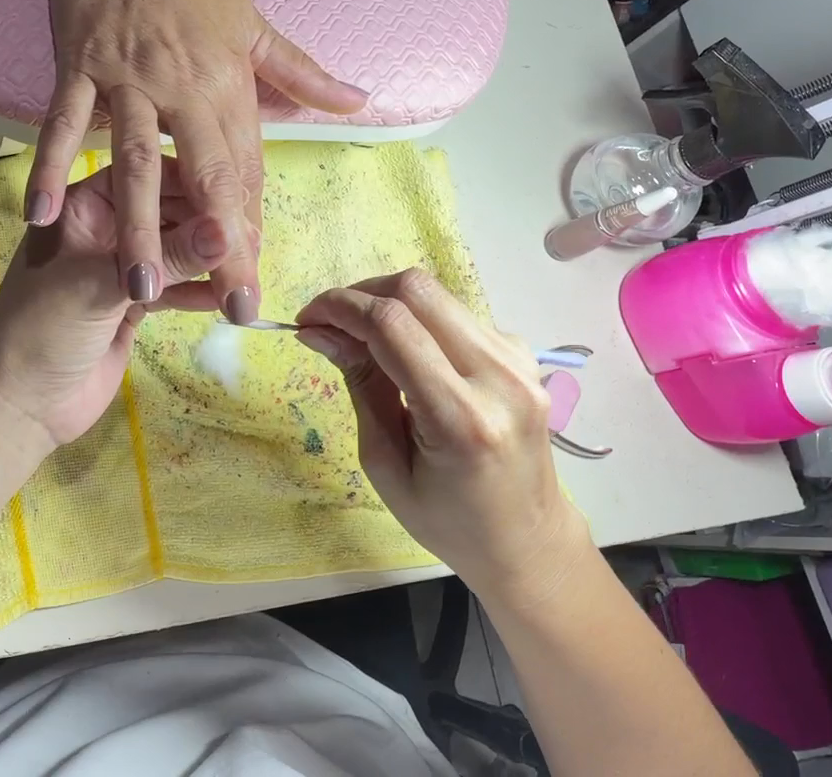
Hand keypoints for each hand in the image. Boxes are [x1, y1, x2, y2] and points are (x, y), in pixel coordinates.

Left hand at [0, 157, 235, 450]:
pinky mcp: (133, 303)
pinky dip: (198, 293)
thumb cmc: (42, 328)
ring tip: (249, 271)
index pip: (146, 177)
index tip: (237, 194)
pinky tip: (228, 298)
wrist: (20, 405)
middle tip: (252, 239)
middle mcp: (104, 227)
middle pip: (166, 214)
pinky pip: (174, 289)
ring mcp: (119, 266)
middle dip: (206, 227)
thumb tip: (230, 232)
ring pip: (174, 253)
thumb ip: (167, 258)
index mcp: (83, 205)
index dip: (191, 184)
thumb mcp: (101, 285)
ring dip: (208, 263)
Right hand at [20, 0, 368, 324]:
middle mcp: (181, 87)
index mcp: (226, 81)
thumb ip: (303, 72)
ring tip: (139, 289)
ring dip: (138, 227)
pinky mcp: (77, 70)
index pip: (246, 167)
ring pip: (136, 164)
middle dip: (216, 248)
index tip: (256, 280)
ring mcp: (126, 80)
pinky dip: (49, 168)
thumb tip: (359, 100)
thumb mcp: (252, 21)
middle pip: (203, 179)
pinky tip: (42, 218)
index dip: (252, 226)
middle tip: (227, 309)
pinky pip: (62, 126)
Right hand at [295, 270, 592, 604]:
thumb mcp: (384, 463)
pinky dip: (417, 319)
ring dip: (387, 302)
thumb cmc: (447, 519)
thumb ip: (360, 385)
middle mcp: (499, 377)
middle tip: (329, 323)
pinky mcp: (523, 354)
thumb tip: (319, 330)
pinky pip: (456, 313)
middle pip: (416, 291)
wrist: (526, 539)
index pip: (391, 326)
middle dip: (360, 295)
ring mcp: (519, 360)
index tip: (306, 320)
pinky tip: (403, 351)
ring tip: (359, 335)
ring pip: (436, 293)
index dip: (339, 308)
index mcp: (461, 418)